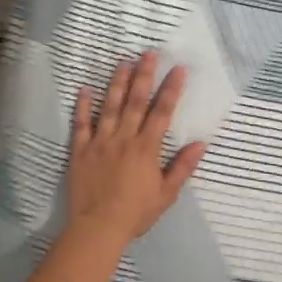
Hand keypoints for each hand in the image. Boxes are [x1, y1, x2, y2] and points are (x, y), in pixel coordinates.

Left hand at [65, 52, 206, 245]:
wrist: (98, 228)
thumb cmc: (135, 213)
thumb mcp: (166, 194)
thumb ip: (182, 167)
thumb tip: (200, 143)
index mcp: (146, 148)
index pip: (162, 112)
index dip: (171, 89)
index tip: (178, 68)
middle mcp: (124, 138)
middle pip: (135, 101)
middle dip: (144, 75)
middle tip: (148, 53)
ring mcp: (100, 142)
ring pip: (109, 106)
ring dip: (117, 82)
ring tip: (123, 61)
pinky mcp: (80, 151)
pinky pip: (81, 124)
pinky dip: (83, 106)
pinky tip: (85, 89)